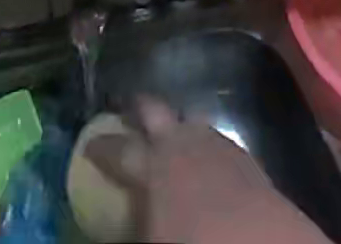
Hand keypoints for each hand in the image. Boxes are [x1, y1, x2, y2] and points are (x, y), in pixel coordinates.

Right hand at [84, 96, 333, 243]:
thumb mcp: (152, 239)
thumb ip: (128, 229)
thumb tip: (107, 229)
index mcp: (152, 165)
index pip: (116, 148)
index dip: (99, 146)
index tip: (87, 146)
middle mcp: (182, 144)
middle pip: (154, 111)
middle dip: (139, 109)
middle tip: (127, 114)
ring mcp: (220, 149)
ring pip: (193, 122)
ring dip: (179, 126)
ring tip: (171, 137)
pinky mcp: (253, 165)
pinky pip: (222, 145)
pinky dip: (210, 149)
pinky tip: (211, 166)